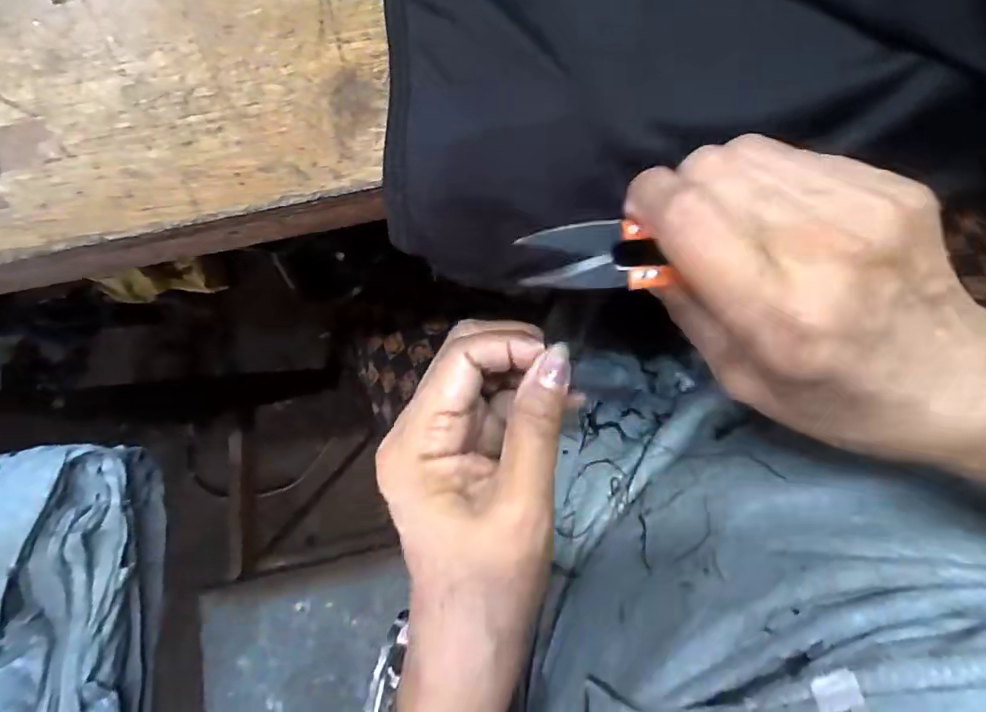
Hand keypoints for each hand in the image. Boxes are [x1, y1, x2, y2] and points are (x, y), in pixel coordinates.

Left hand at [375, 320, 571, 711]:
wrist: (474, 641)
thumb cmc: (492, 581)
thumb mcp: (523, 500)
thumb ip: (537, 423)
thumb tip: (559, 355)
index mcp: (416, 441)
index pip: (459, 357)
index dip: (510, 344)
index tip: (558, 362)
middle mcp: (418, 429)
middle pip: (464, 355)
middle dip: (516, 350)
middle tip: (563, 370)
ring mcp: (438, 438)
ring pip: (481, 372)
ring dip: (526, 372)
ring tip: (570, 391)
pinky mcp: (460, 448)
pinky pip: (493, 401)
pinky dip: (527, 397)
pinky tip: (563, 406)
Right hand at [626, 135, 985, 468]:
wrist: (961, 379)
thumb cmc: (845, 401)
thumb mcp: (747, 383)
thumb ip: (687, 306)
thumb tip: (647, 243)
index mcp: (780, 312)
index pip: (685, 213)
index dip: (648, 200)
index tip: (643, 215)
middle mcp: (821, 246)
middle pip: (711, 168)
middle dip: (683, 188)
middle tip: (694, 223)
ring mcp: (866, 205)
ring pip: (749, 150)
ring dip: (727, 179)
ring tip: (744, 217)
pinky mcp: (893, 184)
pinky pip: (798, 155)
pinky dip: (776, 179)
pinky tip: (795, 215)